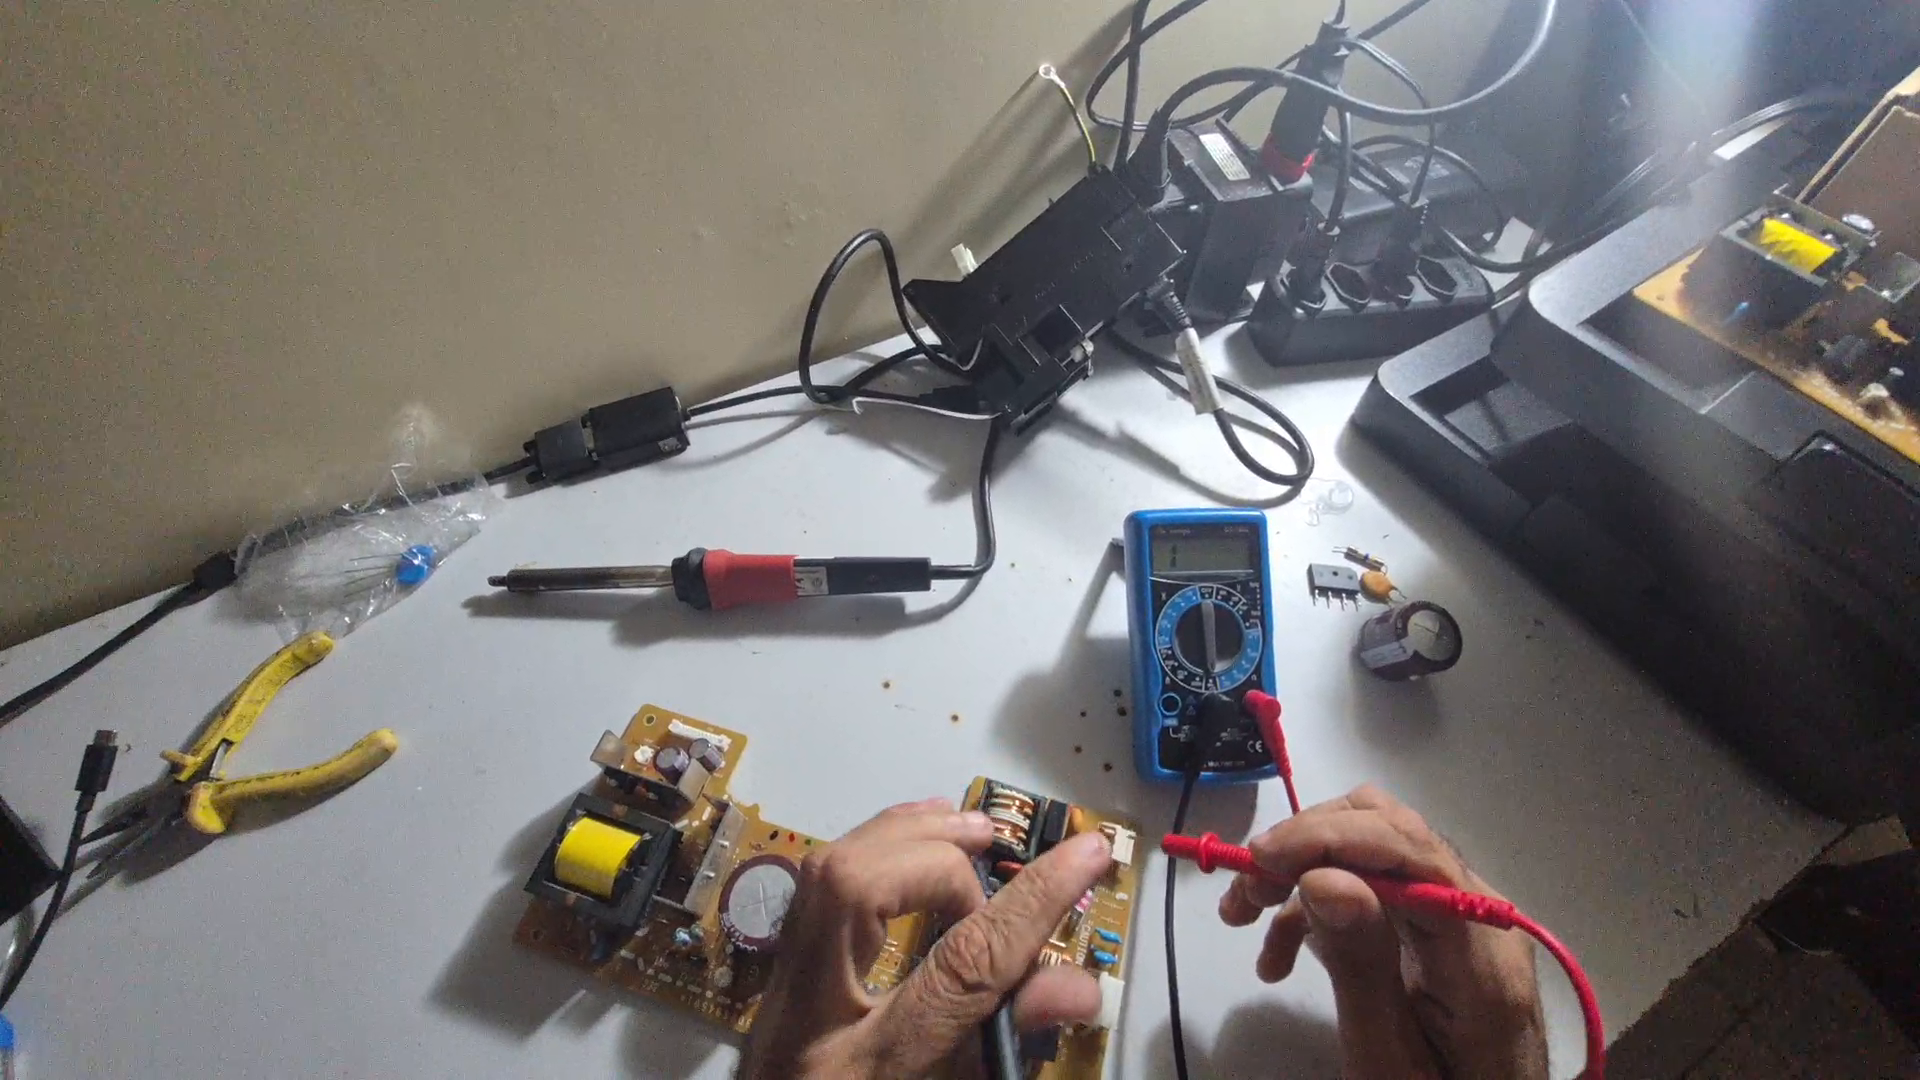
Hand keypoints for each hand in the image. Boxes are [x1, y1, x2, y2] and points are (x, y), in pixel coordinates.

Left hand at [738, 797, 1114, 1078]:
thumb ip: (1007, 1044)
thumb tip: (1078, 985)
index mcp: (865, 1068)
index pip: (960, 967)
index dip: (1031, 904)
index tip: (1089, 853)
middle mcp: (805, 1007)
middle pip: (864, 888)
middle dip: (947, 860)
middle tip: (1004, 861)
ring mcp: (784, 975)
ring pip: (835, 865)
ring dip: (914, 833)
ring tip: (977, 831)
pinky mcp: (785, 953)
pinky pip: (824, 871)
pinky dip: (879, 837)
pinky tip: (919, 825)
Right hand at [1218, 785, 1546, 1079]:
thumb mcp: (1392, 1061)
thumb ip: (1362, 969)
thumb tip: (1322, 877)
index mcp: (1481, 955)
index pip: (1413, 854)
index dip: (1331, 838)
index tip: (1261, 857)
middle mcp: (1473, 913)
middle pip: (1386, 829)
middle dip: (1305, 844)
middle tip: (1248, 885)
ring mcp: (1448, 914)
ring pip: (1363, 844)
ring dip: (1295, 867)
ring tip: (1243, 909)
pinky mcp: (1422, 924)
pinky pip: (1358, 882)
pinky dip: (1304, 905)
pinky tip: (1275, 956)